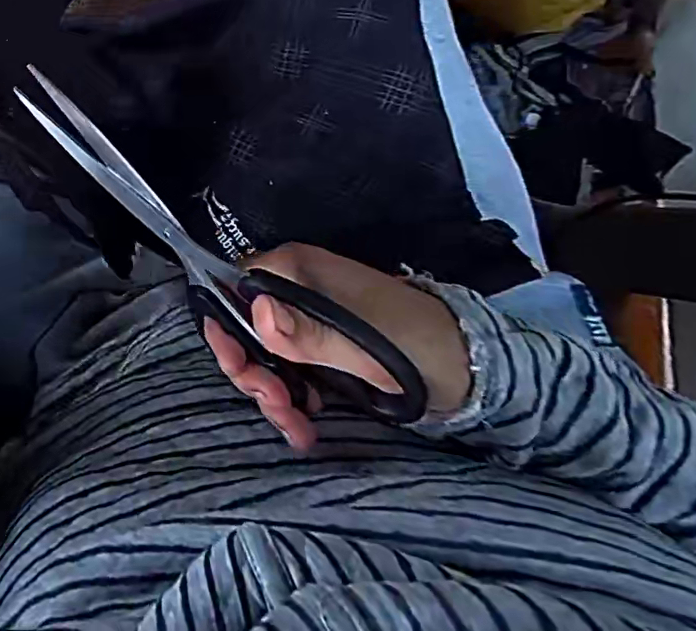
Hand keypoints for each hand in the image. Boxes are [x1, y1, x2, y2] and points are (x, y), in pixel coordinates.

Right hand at [202, 243, 471, 449]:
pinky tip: (304, 424)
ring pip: (261, 354)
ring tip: (297, 426)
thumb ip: (308, 333)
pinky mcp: (317, 342)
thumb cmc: (415, 344)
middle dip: (253, 372)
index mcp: (296, 270)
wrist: (467, 364)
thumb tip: (257, 311)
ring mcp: (304, 316)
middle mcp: (293, 287)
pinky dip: (287, 398)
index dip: (228, 331)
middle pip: (243, 327)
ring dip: (270, 393)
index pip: (235, 290)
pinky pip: (285, 368)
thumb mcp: (363, 345)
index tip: (245, 372)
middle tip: (281, 407)